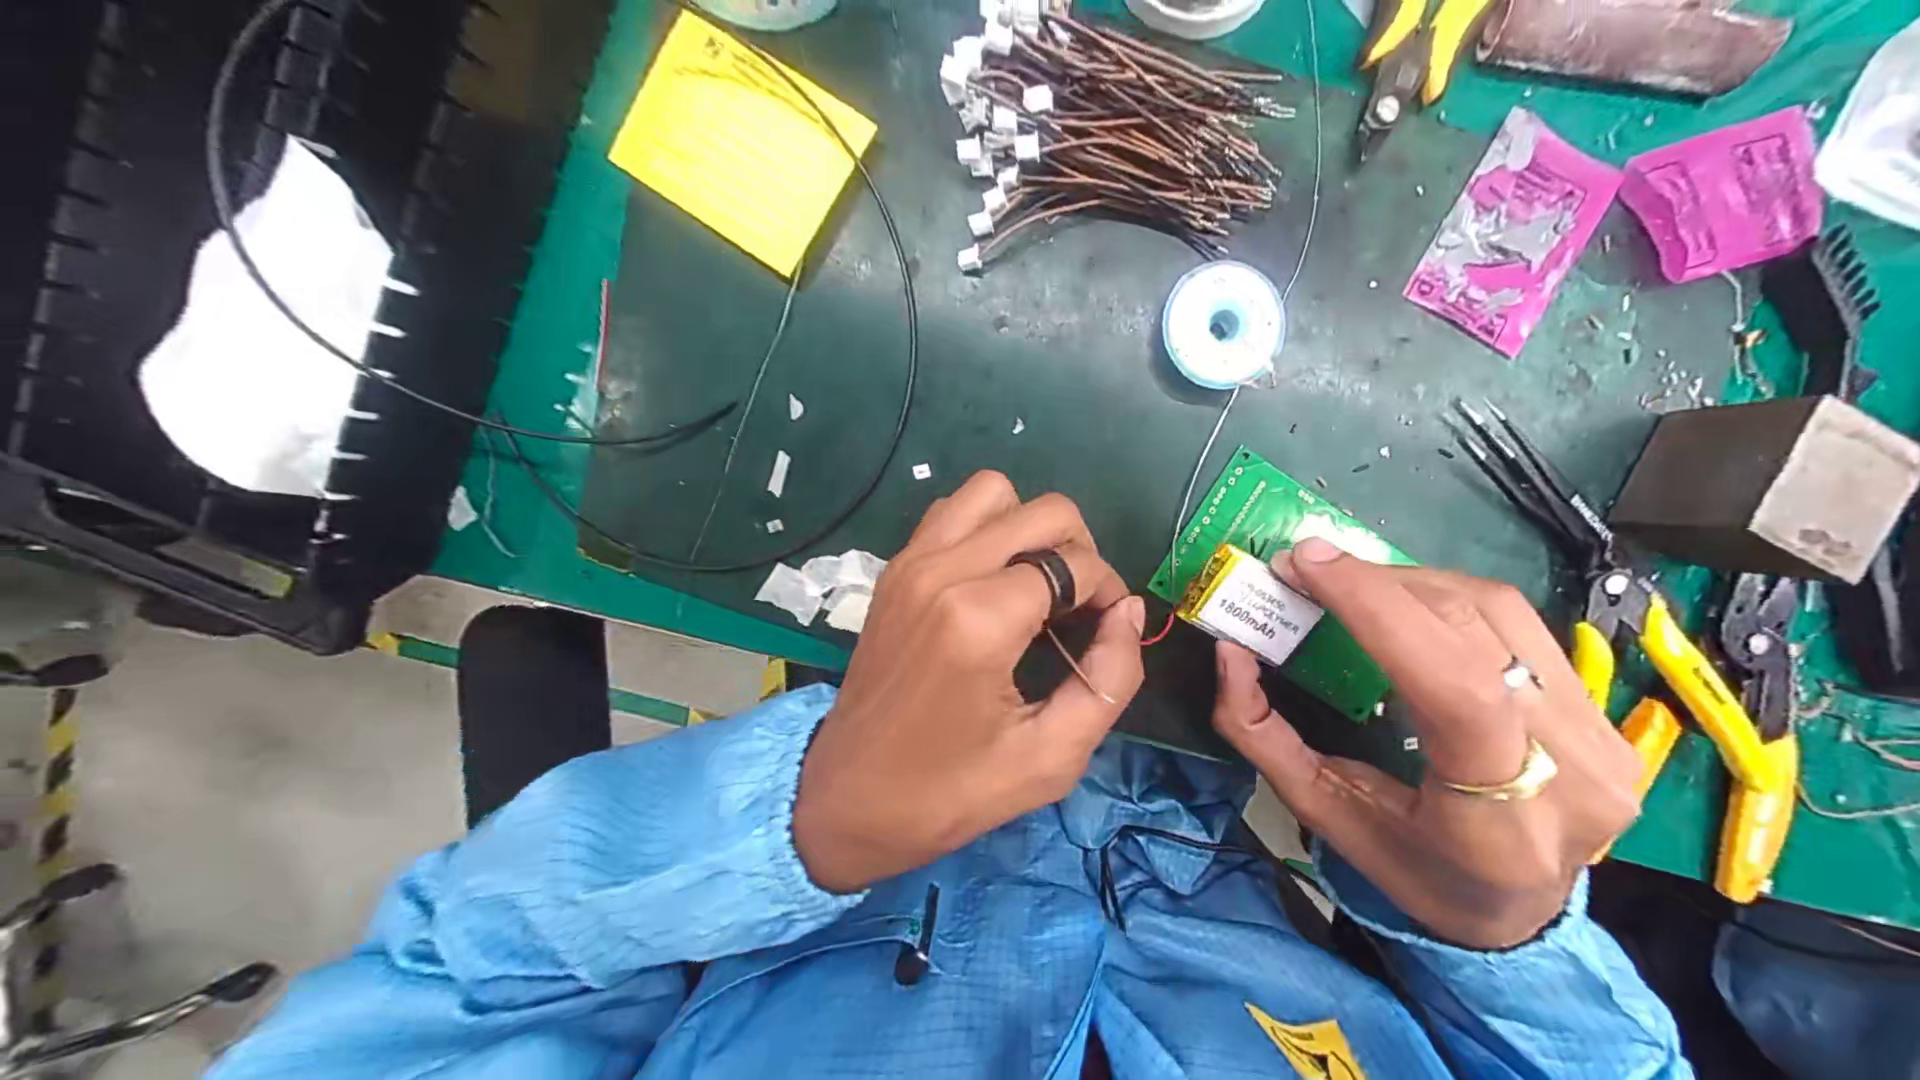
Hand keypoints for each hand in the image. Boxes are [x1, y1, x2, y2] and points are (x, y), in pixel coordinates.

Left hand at [793, 471, 1147, 893]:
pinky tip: (991, 579)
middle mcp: (942, 570)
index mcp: (980, 618)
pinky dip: (985, 528)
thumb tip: (1128, 610)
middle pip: (1044, 511)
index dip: (1108, 591)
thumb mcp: (1051, 757)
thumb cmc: (950, 791)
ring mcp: (911, 562)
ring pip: (993, 492)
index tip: (1107, 631)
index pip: (1075, 563)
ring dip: (1030, 527)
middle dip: (1081, 552)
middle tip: (1079, 609)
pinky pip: (952, 512)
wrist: (848, 798)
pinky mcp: (895, 569)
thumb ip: (1111, 678)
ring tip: (1036, 584)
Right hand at [1213, 538, 1642, 948]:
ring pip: (1497, 608)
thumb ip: (1261, 733)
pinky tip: (1399, 604)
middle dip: (1376, 582)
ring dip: (1407, 580)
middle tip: (1305, 568)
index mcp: (1502, 820)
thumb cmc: (1413, 868)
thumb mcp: (1320, 811)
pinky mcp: (1600, 708)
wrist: (1521, 909)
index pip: (1456, 687)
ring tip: (1346, 583)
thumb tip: (1230, 652)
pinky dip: (1442, 594)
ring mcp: (1602, 734)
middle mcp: (1574, 769)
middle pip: (1472, 629)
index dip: (1378, 609)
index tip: (1307, 563)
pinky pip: (1514, 619)